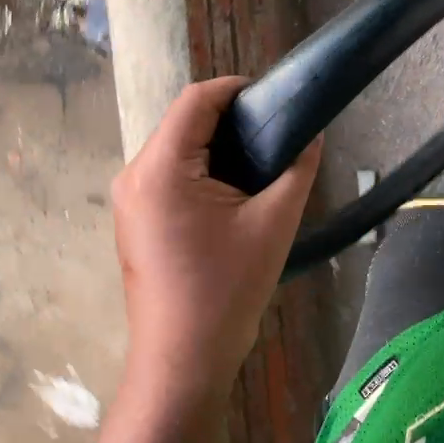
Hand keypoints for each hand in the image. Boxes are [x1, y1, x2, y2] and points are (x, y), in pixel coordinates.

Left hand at [110, 77, 321, 405]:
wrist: (185, 354)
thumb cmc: (229, 285)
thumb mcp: (276, 220)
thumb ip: (298, 167)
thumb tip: (312, 135)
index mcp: (161, 169)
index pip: (196, 101)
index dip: (237, 88)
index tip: (279, 96)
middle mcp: (135, 176)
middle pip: (183, 122)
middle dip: (232, 117)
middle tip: (281, 129)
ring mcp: (131, 199)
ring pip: (177, 147)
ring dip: (219, 143)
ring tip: (266, 157)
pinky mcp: (138, 219)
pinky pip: (171, 173)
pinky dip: (205, 167)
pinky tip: (239, 188)